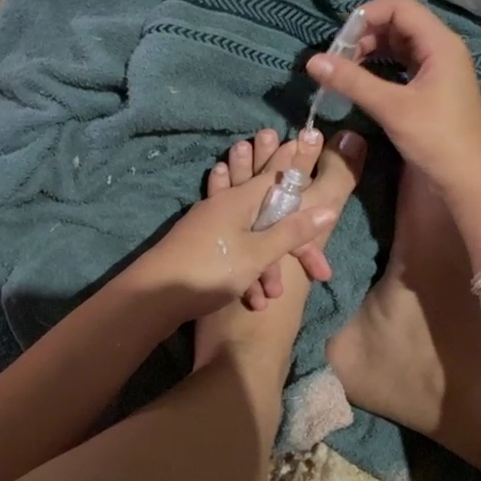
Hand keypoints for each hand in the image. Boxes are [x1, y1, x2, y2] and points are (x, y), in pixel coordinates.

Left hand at [128, 136, 343, 320]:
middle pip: (273, 216)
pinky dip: (247, 274)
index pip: (281, 179)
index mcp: (241, 198)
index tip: (324, 183)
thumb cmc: (210, 269)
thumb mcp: (258, 253)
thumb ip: (292, 232)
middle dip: (294, 248)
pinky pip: (235, 254)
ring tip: (270, 299)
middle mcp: (227, 205)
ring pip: (254, 240)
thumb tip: (328, 209)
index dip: (306, 184)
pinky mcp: (202, 246)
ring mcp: (212, 226)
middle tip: (320, 272)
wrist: (152, 296)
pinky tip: (251, 301)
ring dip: (267, 270)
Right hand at [308, 0, 480, 201]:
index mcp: (440, 43)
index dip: (365, 16)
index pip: (398, 6)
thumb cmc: (438, 140)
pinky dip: (382, 67)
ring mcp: (440, 68)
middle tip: (337, 61)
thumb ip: (353, 82)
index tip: (338, 43)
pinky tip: (364, 83)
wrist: (470, 181)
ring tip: (345, 72)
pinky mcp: (435, 87)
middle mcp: (442, 48)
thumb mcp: (392, 109)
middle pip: (398, 22)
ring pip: (400, 44)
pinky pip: (404, 64)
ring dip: (371, 52)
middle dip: (365, 35)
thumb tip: (313, 61)